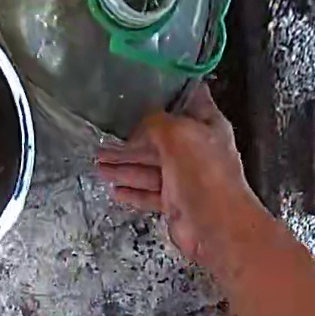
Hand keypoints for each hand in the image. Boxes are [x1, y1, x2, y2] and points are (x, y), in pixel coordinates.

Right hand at [96, 84, 264, 265]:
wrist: (215, 225)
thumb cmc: (202, 173)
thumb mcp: (176, 134)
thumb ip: (154, 123)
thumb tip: (137, 131)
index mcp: (206, 126)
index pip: (188, 101)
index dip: (167, 94)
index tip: (142, 91)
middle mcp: (196, 150)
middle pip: (158, 140)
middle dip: (130, 141)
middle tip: (104, 140)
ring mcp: (185, 178)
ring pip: (149, 168)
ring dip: (124, 166)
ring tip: (99, 165)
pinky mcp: (175, 203)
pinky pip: (149, 193)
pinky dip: (132, 191)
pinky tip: (115, 190)